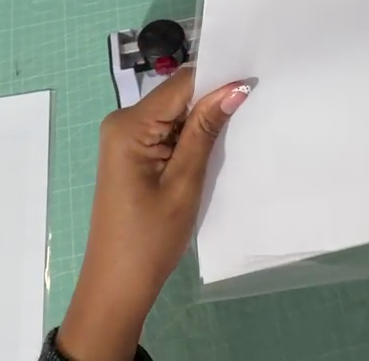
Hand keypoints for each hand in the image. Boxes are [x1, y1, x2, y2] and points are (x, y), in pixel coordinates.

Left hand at [56, 69, 250, 360]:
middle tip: (251, 103)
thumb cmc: (150, 238)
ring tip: (238, 123)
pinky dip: (189, 135)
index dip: (216, 80)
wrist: (117, 287)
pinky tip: (212, 143)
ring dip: (201, 119)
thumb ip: (205, 130)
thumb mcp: (184, 182)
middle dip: (211, 99)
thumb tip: (234, 88)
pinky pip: (166, 130)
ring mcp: (125, 137)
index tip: (251, 82)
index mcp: (129, 125)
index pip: (180, 84)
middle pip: (176, 95)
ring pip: (174, 112)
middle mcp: (123, 121)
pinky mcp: (131, 152)